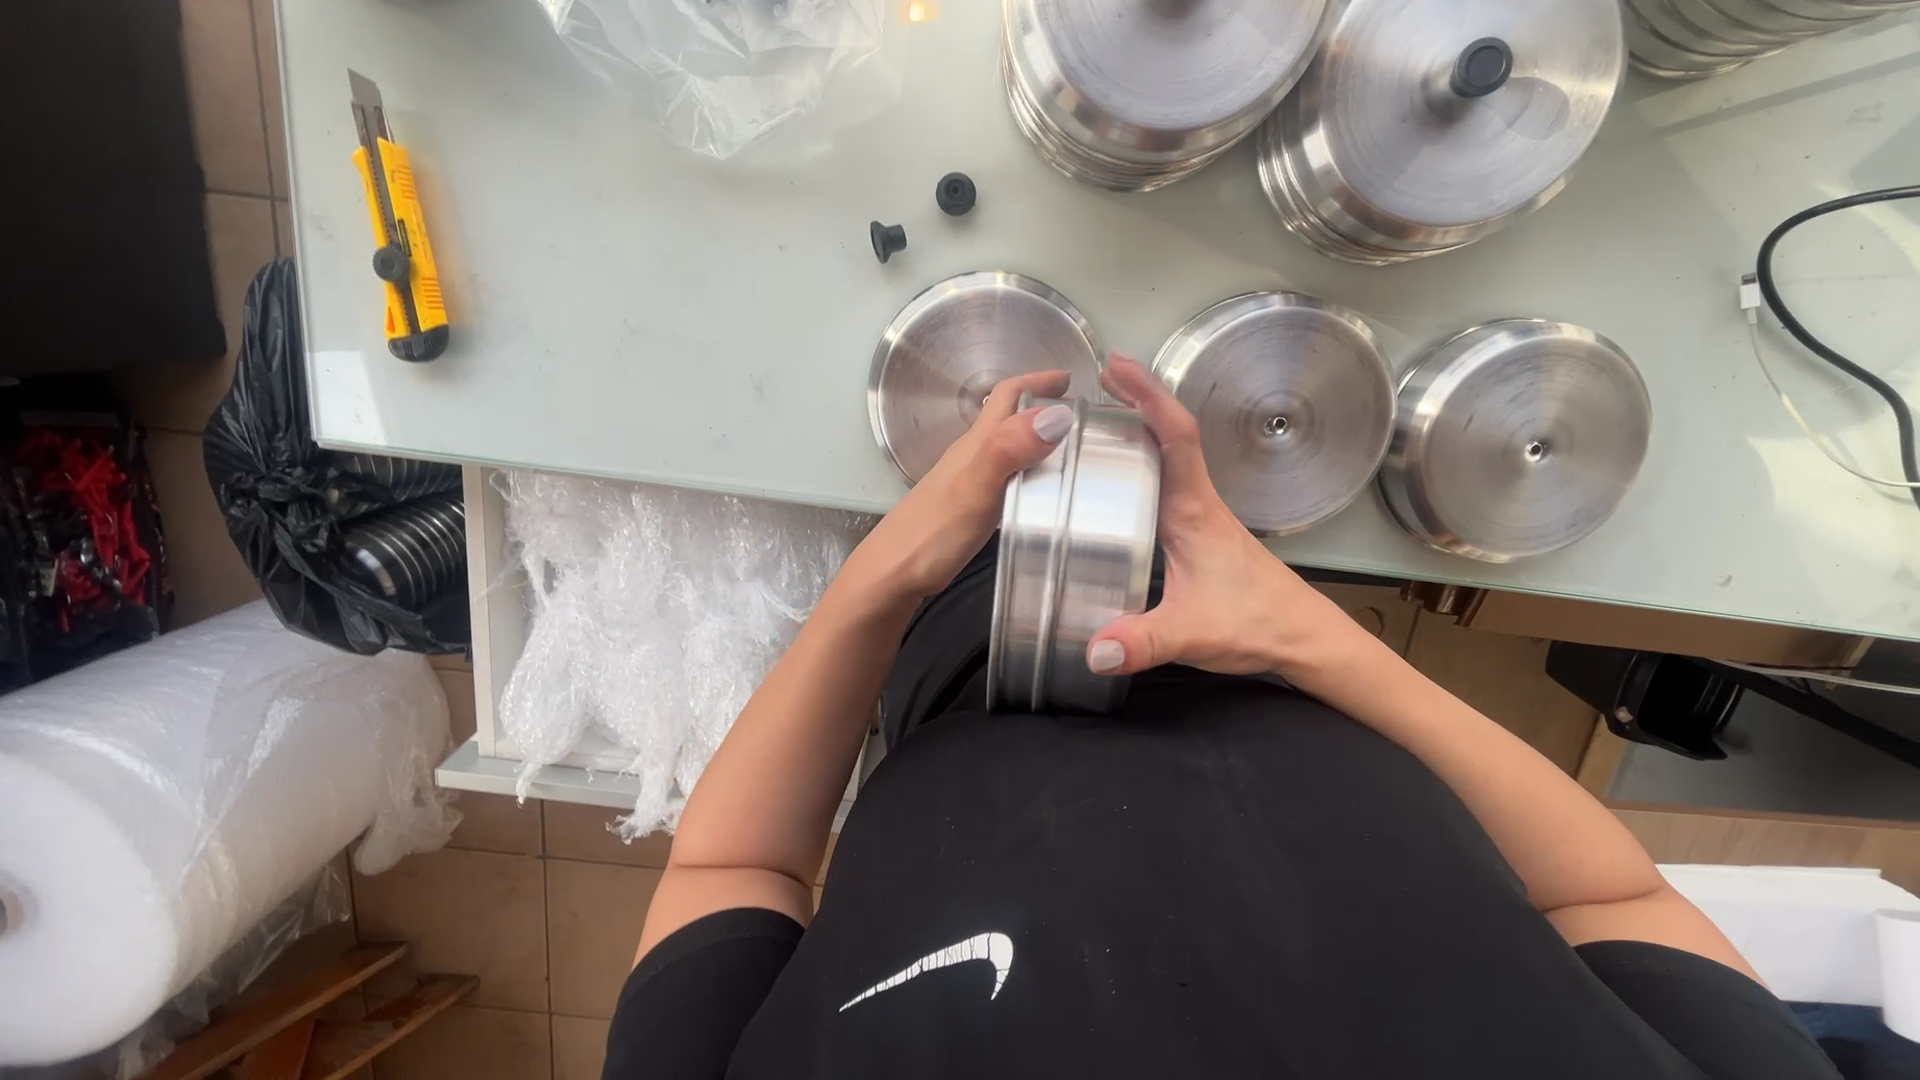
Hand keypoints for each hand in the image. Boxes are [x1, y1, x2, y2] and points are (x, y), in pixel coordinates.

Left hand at [842, 371, 1076, 607]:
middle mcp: (971, 457)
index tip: (1070, 378)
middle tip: (1077, 414)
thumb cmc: (932, 534)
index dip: (1038, 381)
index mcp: (976, 445)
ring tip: (1069, 450)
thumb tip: (1054, 415)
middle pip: (1007, 418)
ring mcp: (967, 483)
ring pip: (1005, 448)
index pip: (1007, 396)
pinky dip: (1027, 473)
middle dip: (1041, 406)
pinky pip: (1003, 478)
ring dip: (1036, 439)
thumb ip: (1009, 449)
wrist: (893, 576)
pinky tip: (1038, 493)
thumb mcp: (975, 487)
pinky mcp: (967, 510)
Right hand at [1086, 355, 1362, 678]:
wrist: (1304, 638)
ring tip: (1103, 415)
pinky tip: (1122, 479)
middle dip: (1139, 399)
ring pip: (1171, 458)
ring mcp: (1201, 517)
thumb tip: (1094, 650)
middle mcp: (1198, 505)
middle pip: (1170, 435)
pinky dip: (1147, 463)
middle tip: (1101, 377)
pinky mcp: (1199, 534)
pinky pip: (1169, 483)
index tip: (1118, 368)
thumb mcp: (1193, 633)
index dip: (1149, 397)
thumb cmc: (1260, 624)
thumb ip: (1143, 642)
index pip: (1176, 438)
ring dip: (1143, 428)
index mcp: (1194, 513)